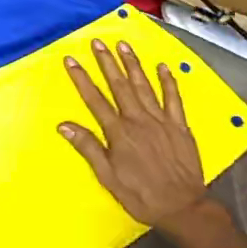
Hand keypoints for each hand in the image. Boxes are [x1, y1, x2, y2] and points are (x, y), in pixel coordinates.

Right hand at [59, 40, 209, 230]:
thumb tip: (65, 126)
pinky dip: (168, 80)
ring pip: (144, 85)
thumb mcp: (108, 178)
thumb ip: (89, 148)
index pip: (95, 100)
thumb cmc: (141, 195)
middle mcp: (138, 120)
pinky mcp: (180, 125)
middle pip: (119, 85)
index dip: (82, 79)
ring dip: (132, 64)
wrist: (181, 205)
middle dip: (107, 62)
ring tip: (123, 45)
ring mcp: (161, 120)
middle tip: (97, 42)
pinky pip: (173, 97)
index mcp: (119, 133)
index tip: (72, 61)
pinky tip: (163, 66)